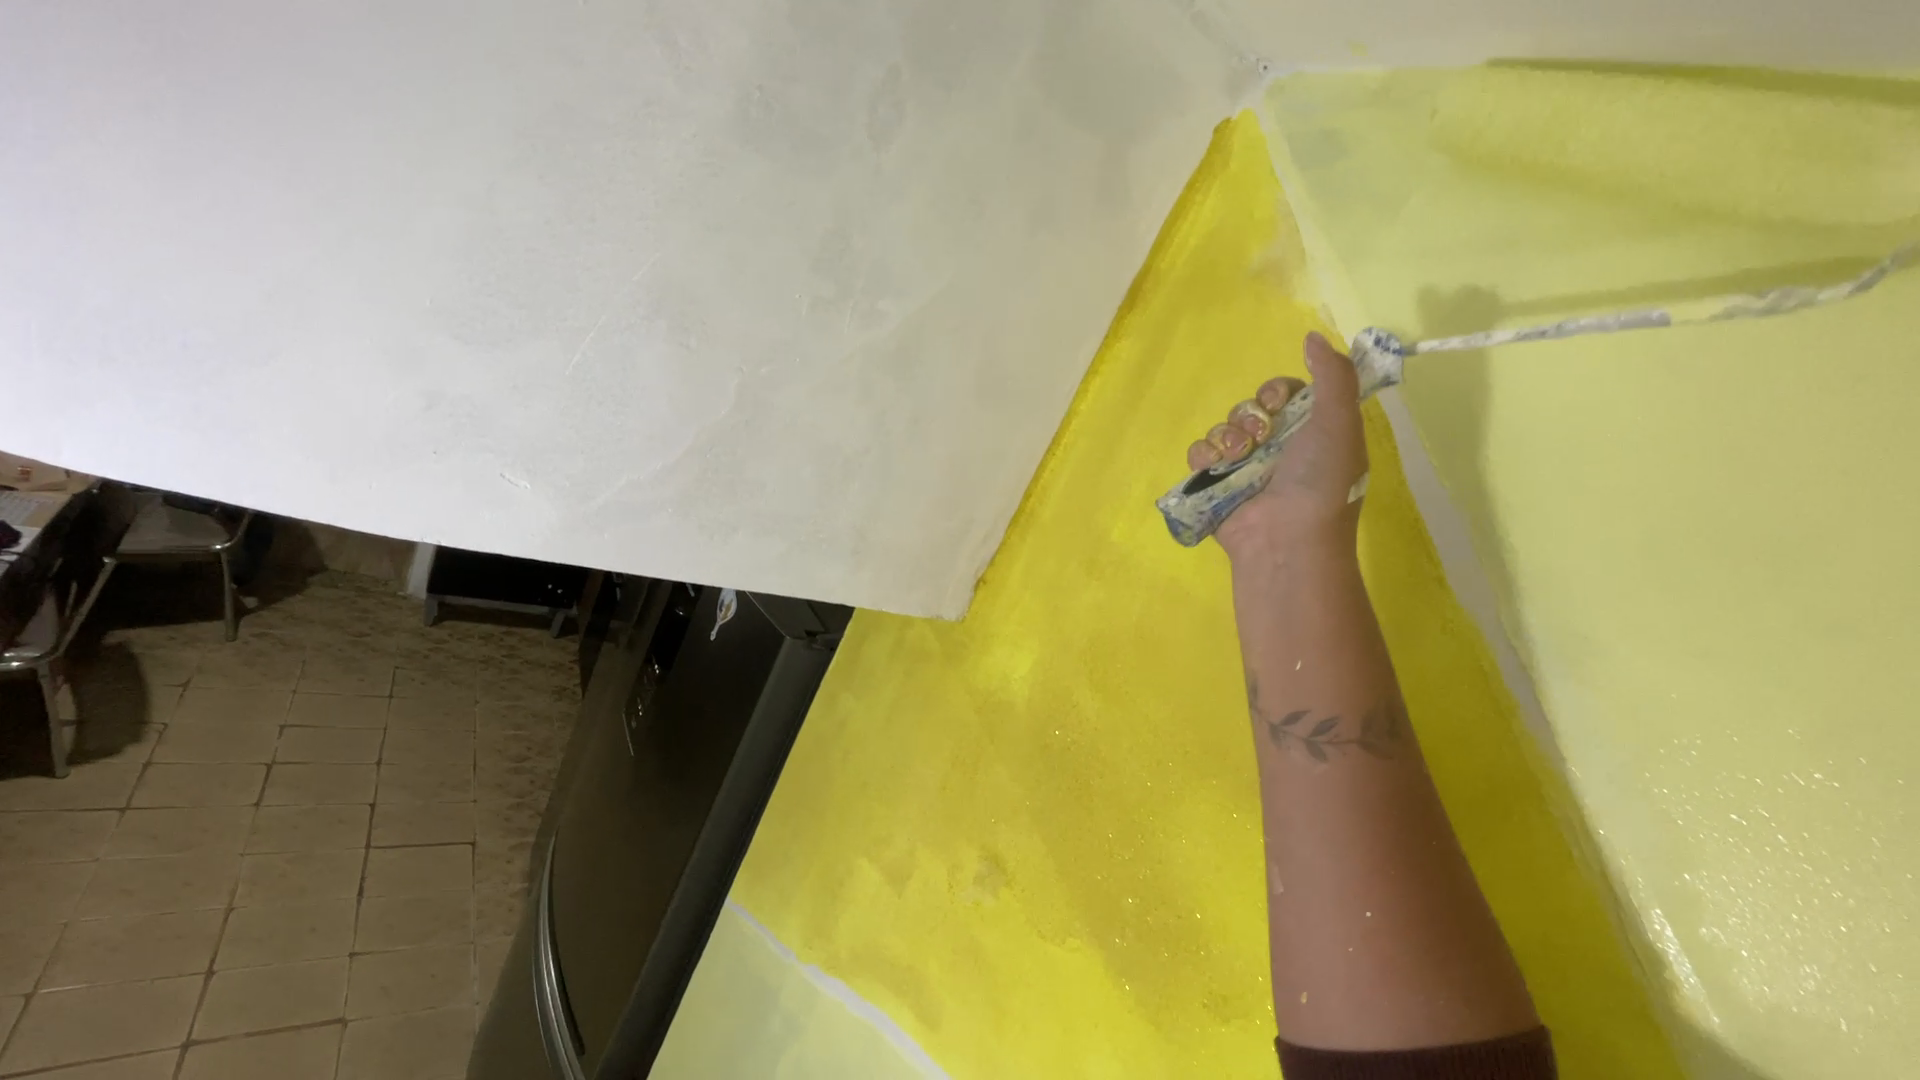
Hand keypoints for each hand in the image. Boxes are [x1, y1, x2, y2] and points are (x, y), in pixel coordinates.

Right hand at [1185, 332, 1367, 562]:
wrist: (1287, 539)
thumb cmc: (1320, 481)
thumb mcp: (1340, 422)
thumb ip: (1332, 375)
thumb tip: (1313, 336)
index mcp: (1310, 432)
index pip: (1284, 393)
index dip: (1277, 391)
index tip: (1279, 404)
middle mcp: (1277, 448)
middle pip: (1249, 407)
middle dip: (1250, 416)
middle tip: (1260, 437)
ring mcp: (1244, 468)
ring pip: (1221, 427)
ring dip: (1226, 436)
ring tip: (1238, 459)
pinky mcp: (1215, 486)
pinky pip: (1199, 453)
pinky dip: (1203, 457)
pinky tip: (1215, 468)